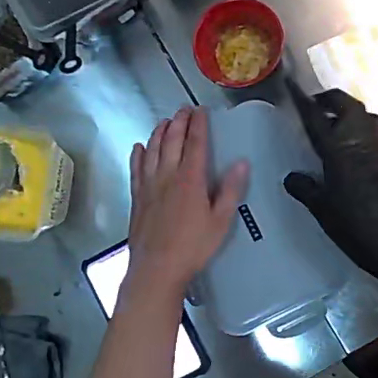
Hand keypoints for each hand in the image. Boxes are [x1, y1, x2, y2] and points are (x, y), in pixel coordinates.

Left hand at [127, 107, 248, 295]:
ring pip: (152, 150)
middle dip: (179, 122)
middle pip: (172, 141)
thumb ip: (230, 190)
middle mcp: (167, 176)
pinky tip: (139, 147)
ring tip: (165, 121)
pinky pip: (136, 169)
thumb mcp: (220, 221)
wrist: (156, 268)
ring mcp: (149, 186)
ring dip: (159, 133)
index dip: (199, 124)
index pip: (196, 143)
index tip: (201, 111)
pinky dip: (138, 155)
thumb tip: (241, 163)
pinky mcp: (137, 198)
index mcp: (191, 179)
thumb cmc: (193, 247)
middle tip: (184, 110)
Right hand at [283, 89, 377, 285]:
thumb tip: (293, 177)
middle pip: (346, 104)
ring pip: (367, 115)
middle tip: (318, 106)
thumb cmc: (356, 226)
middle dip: (330, 99)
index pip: (315, 116)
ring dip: (351, 114)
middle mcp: (363, 139)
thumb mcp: (322, 210)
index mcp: (338, 149)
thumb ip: (305, 188)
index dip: (302, 100)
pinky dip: (368, 133)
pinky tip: (363, 148)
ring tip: (339, 125)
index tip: (292, 85)